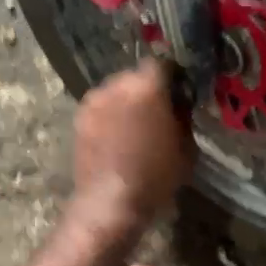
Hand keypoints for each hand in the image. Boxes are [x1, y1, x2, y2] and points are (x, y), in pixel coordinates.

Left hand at [71, 61, 196, 228]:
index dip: (173, 75)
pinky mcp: (79, 118)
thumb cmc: (155, 176)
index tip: (180, 90)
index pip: (163, 63)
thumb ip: (183, 116)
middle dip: (147, 88)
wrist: (110, 202)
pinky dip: (110, 115)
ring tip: (134, 125)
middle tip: (157, 109)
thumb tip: (180, 103)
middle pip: (136, 76)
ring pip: (116, 90)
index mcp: (148, 86)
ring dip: (126, 101)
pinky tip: (116, 136)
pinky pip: (101, 107)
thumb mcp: (186, 147)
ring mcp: (94, 100)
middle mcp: (117, 85)